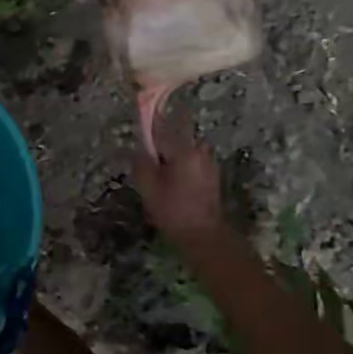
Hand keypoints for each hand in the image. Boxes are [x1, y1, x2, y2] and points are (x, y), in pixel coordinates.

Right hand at [132, 109, 227, 249]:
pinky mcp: (212, 174)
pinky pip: (191, 160)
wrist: (205, 237)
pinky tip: (173, 184)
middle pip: (175, 135)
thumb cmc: (174, 212)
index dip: (149, 120)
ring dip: (172, 155)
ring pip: (184, 149)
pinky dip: (181, 165)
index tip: (140, 116)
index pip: (162, 126)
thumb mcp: (148, 188)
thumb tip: (140, 150)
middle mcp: (199, 150)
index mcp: (183, 150)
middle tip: (149, 159)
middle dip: (161, 142)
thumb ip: (142, 163)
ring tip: (161, 175)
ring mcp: (209, 162)